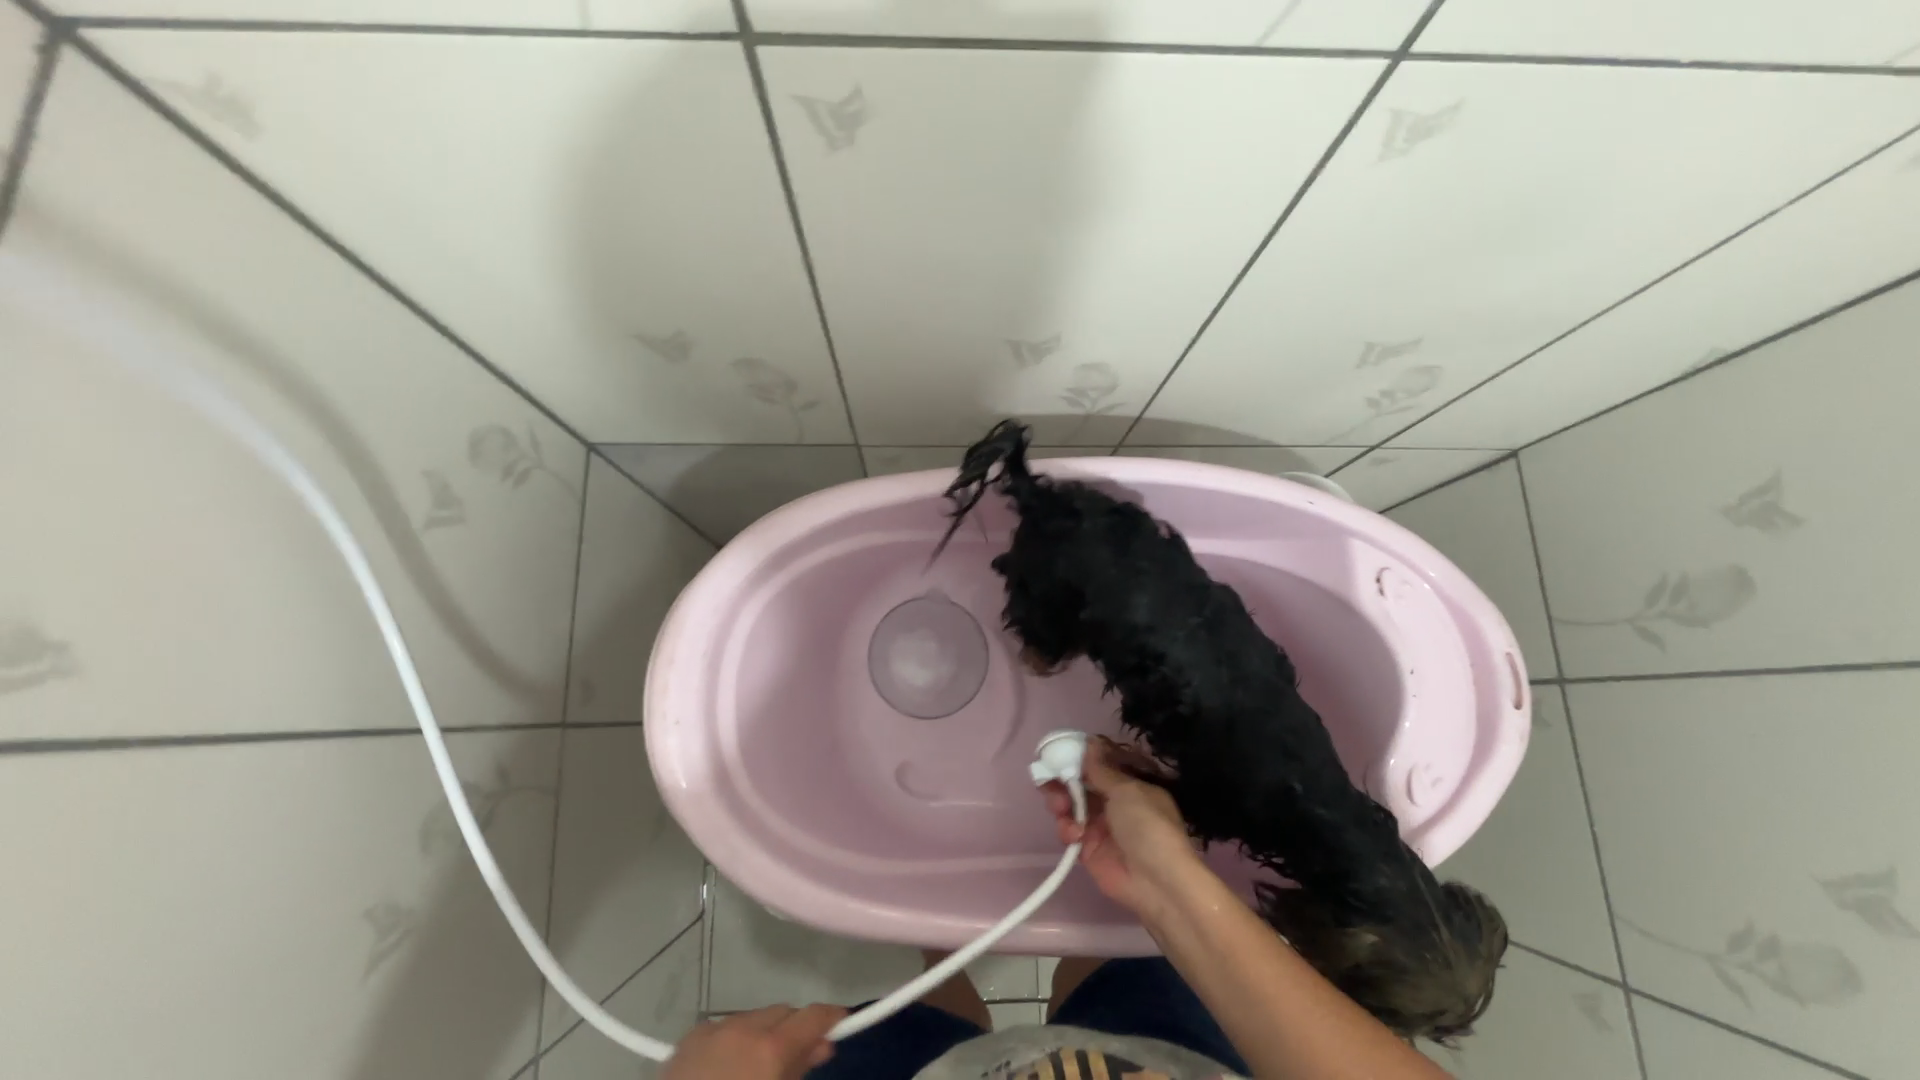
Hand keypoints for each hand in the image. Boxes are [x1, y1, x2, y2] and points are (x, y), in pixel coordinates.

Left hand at [661, 1004, 844, 1079]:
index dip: (831, 1018)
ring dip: (764, 1034)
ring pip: (753, 1018)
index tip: (842, 1026)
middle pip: (783, 1012)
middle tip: (797, 1061)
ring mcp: (712, 1030)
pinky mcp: (689, 1039)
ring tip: (757, 1069)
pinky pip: (725, 1028)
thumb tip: (820, 1047)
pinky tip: (727, 1070)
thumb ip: (799, 1069)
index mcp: (769, 1049)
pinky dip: (735, 1041)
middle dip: (794, 1030)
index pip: (813, 1015)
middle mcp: (742, 1028)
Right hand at [1041, 737, 1203, 920]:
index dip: (1080, 758)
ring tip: (1060, 807)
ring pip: (1071, 806)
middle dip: (1063, 779)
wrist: (1156, 881)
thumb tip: (1089, 743)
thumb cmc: (1148, 826)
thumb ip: (1101, 769)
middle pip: (1081, 784)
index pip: (1100, 766)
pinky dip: (1067, 829)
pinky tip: (1073, 834)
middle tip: (1048, 778)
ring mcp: (1100, 826)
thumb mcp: (1127, 790)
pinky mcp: (1088, 849)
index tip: (1059, 750)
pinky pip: (1069, 831)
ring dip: (1061, 802)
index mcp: (1131, 786)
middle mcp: (1115, 803)